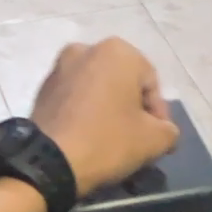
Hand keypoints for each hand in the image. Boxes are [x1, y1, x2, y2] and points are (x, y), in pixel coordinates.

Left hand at [31, 38, 181, 197]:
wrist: (48, 161)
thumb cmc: (107, 142)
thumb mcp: (154, 140)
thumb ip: (169, 130)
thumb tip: (164, 130)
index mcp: (117, 51)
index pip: (151, 85)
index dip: (159, 116)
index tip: (158, 140)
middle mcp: (86, 49)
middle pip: (123, 84)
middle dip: (132, 110)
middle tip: (137, 140)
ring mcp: (59, 68)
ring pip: (97, 91)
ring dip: (108, 111)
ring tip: (113, 141)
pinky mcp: (42, 90)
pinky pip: (75, 100)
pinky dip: (85, 114)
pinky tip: (89, 138)